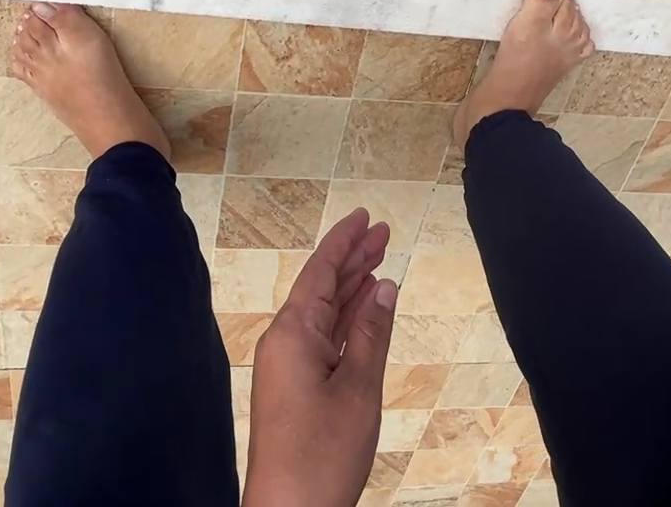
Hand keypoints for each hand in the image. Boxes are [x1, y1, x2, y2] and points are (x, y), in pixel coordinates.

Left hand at [243, 208, 397, 506]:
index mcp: (293, 332)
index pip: (321, 270)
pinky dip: (346, 318)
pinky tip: (365, 306)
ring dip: (351, 285)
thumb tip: (384, 287)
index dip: (345, 240)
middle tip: (383, 232)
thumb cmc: (321, 455)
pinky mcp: (295, 384)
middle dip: (353, 257)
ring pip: (324, 310)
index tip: (365, 216)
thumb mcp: (358, 389)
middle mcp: (285, 339)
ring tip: (379, 258)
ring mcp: (289, 362)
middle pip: (322, 285)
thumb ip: (372, 332)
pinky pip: (323, 336)